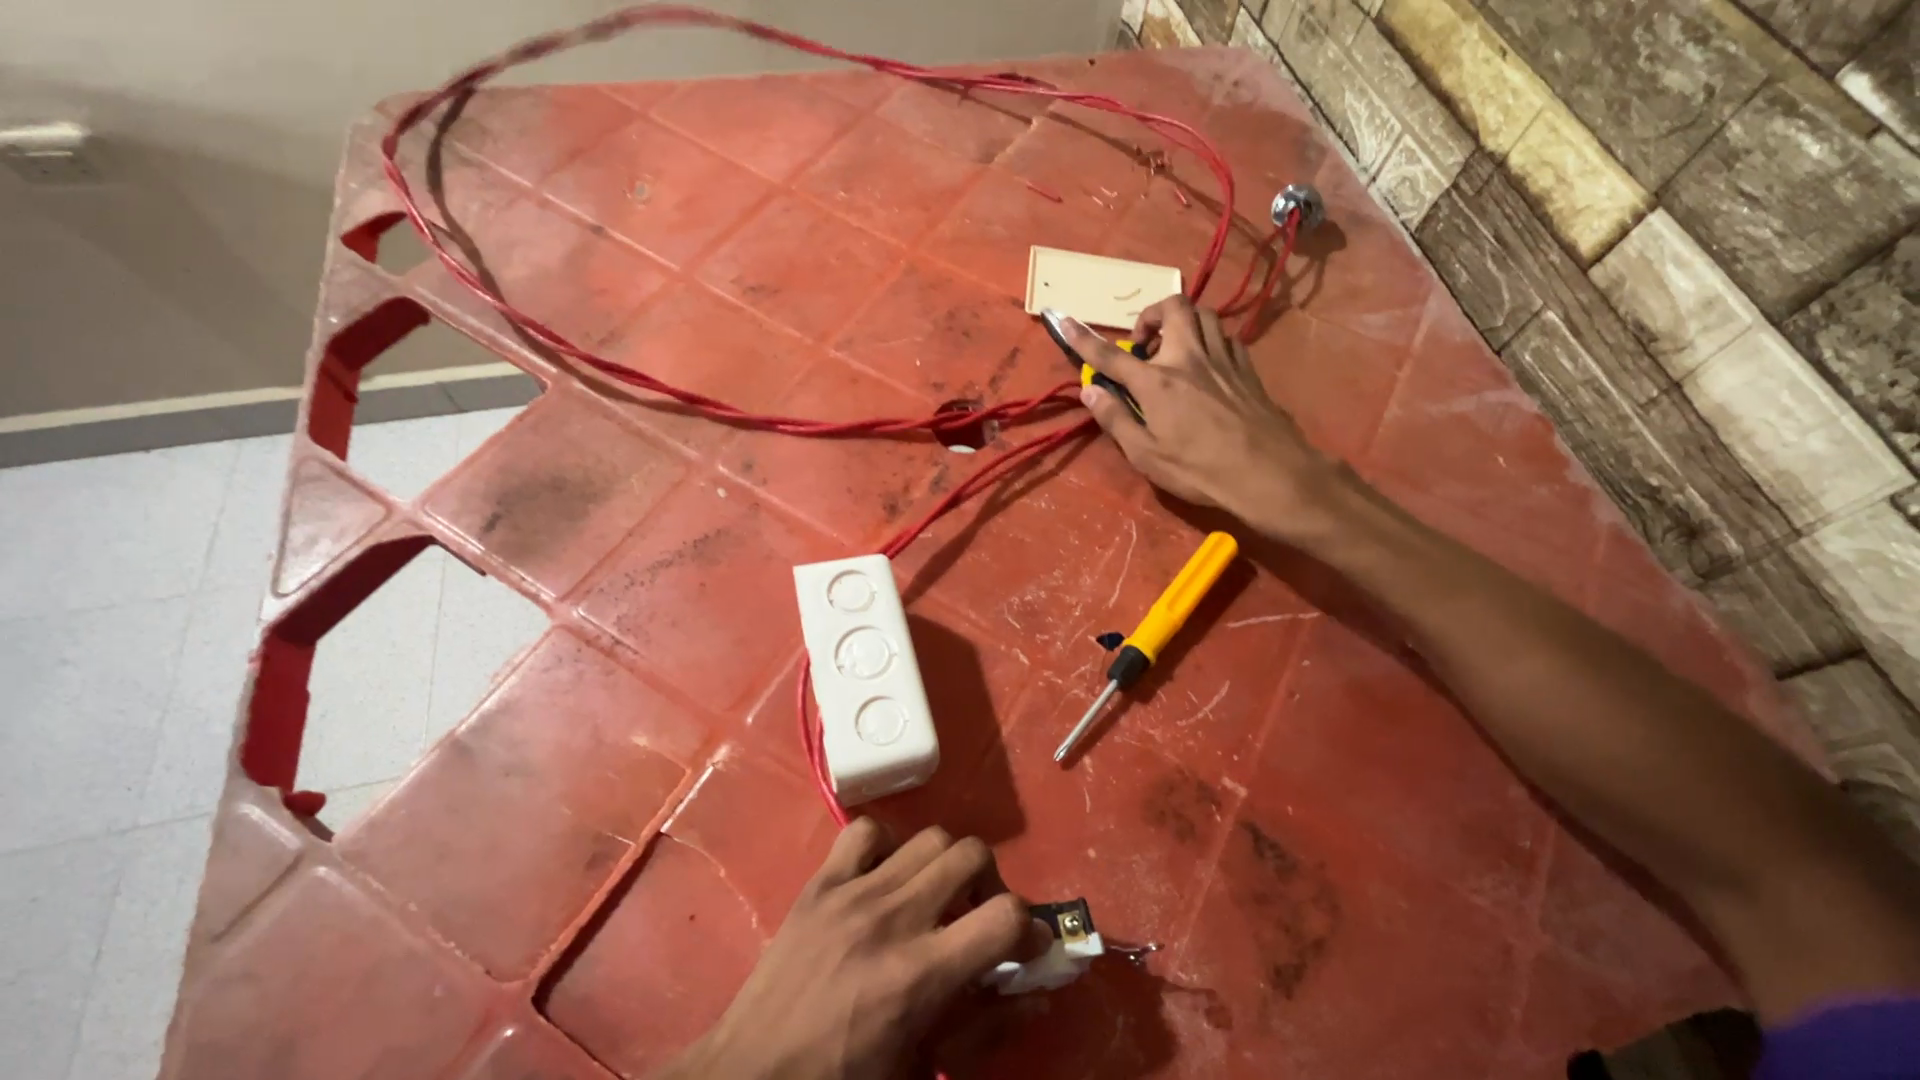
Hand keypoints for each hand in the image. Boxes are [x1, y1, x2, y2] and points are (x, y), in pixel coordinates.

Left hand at [665, 820, 1044, 1079]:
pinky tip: (885, 878)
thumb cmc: (846, 1078)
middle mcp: (892, 918)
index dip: (1030, 927)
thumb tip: (1038, 996)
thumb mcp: (925, 1067)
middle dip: (991, 884)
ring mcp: (852, 892)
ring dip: (946, 864)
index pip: (1005, 915)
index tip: (1026, 945)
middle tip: (978, 917)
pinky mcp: (820, 883)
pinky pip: (865, 831)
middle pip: (971, 855)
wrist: (754, 1073)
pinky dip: (888, 846)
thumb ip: (987, 1029)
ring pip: (929, 836)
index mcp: (922, 974)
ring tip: (935, 897)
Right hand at [1063, 296, 1344, 542]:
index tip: (1063, 320)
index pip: (1112, 355)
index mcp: (1157, 383)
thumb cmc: (1200, 470)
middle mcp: (1190, 359)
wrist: (1267, 472)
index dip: (1084, 338)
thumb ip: (1116, 420)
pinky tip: (1207, 364)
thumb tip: (1090, 392)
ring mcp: (1223, 360)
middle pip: (1172, 308)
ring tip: (1174, 349)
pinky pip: (1226, 337)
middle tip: (1144, 343)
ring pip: (1204, 315)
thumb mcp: (1147, 455)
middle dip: (1152, 314)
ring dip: (1183, 322)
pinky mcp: (1248, 369)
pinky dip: (1210, 340)